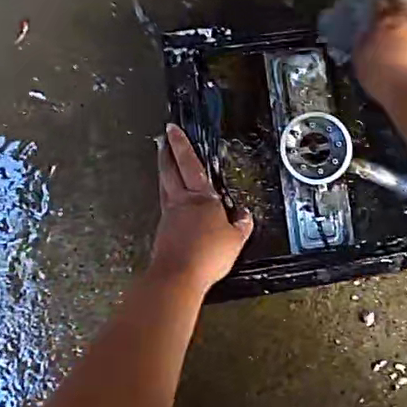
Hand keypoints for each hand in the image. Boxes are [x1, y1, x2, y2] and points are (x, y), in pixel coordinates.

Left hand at [149, 124, 252, 287]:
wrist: (177, 276)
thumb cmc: (207, 255)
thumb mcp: (235, 239)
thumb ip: (241, 224)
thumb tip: (244, 215)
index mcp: (201, 197)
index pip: (190, 163)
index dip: (181, 144)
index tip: (172, 129)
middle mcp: (181, 202)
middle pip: (169, 171)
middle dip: (166, 153)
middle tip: (162, 140)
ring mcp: (169, 216)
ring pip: (165, 186)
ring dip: (164, 172)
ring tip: (164, 164)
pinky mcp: (163, 231)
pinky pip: (166, 206)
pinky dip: (168, 197)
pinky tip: (174, 203)